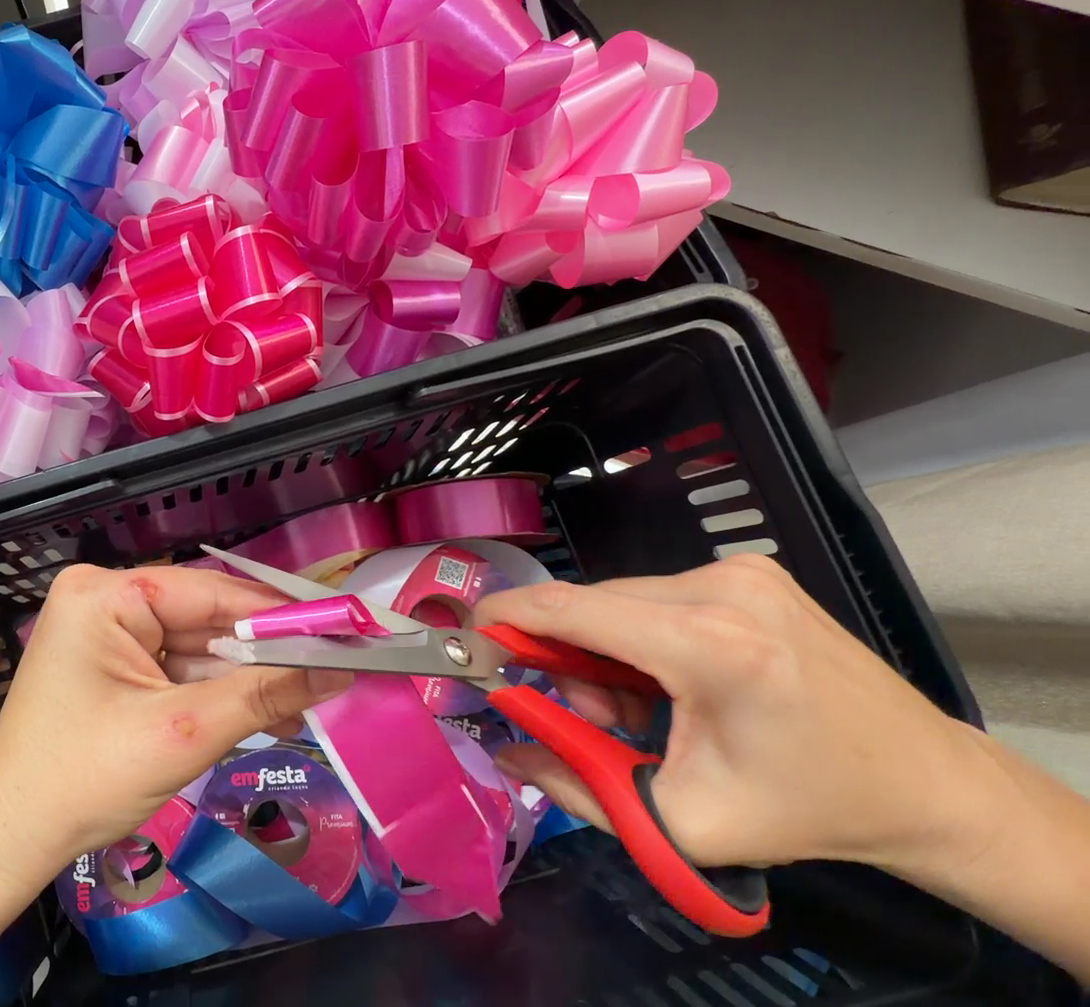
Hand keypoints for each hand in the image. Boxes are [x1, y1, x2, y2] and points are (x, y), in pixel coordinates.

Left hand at [0, 564, 353, 888]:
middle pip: (205, 618)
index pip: (211, 592)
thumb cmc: (86, 779)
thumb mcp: (183, 734)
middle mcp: (102, 600)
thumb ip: (263, 694)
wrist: (13, 838)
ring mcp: (103, 634)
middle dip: (266, 652)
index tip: (345, 629)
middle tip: (338, 669)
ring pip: (195, 647)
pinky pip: (175, 669)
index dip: (280, 614)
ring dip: (247, 679)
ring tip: (312, 701)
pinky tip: (267, 712)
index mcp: (105, 595)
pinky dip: (216, 693)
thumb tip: (340, 667)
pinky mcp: (110, 667)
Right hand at [473, 555, 999, 873]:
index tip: (465, 639)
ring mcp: (740, 572)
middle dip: (564, 658)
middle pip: (589, 606)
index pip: (568, 610)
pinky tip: (670, 682)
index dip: (503, 619)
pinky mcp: (750, 572)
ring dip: (602, 651)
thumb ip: (574, 787)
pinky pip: (652, 596)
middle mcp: (722, 587)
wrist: (928, 785)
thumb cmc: (806, 808)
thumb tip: (504, 753)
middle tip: (588, 718)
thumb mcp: (681, 821)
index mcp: (711, 646)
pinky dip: (637, 637)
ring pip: (617, 600)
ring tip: (639, 710)